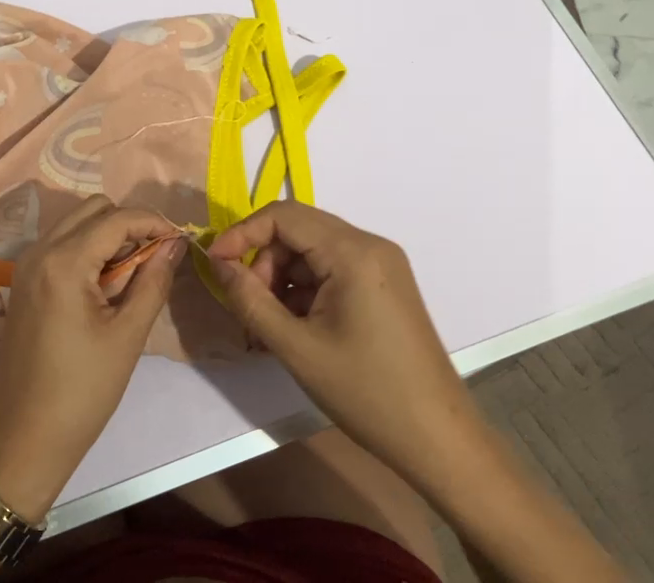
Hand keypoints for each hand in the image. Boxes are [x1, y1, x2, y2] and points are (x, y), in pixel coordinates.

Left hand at [0, 195, 184, 521]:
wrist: (26, 436)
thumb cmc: (83, 390)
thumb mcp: (127, 336)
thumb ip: (153, 281)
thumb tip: (174, 244)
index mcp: (63, 262)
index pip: (116, 217)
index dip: (153, 222)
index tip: (180, 242)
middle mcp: (39, 251)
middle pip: (92, 210)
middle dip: (128, 224)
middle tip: (156, 258)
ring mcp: (26, 265)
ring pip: (75, 224)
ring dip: (108, 236)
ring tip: (134, 274)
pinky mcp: (23, 282)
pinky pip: (60, 245)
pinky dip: (87, 250)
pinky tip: (107, 285)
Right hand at [205, 201, 477, 482]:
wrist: (437, 438)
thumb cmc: (365, 392)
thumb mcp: (296, 348)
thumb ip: (250, 299)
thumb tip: (219, 264)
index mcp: (354, 252)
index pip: (284, 216)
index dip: (242, 233)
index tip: (215, 265)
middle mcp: (371, 246)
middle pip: (298, 230)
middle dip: (263, 260)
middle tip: (249, 305)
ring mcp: (382, 266)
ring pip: (312, 251)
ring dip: (282, 278)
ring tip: (270, 325)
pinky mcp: (384, 286)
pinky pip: (331, 269)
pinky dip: (305, 290)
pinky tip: (296, 328)